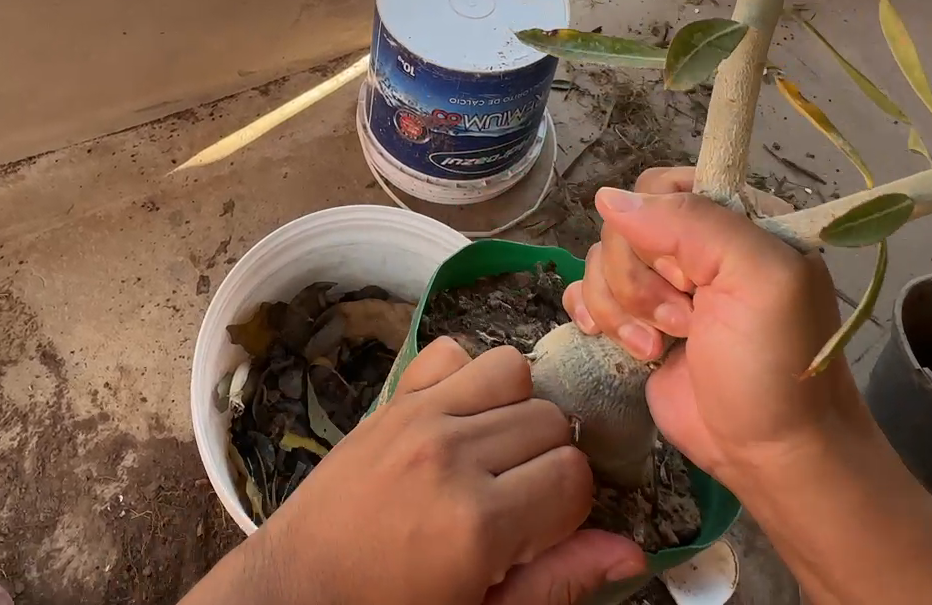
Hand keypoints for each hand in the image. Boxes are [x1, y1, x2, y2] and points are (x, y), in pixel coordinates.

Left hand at [201, 339, 647, 604]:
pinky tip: (459, 417)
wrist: (300, 586)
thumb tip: (631, 549)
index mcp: (478, 523)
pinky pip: (450, 351)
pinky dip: (466, 373)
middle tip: (518, 495)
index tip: (545, 525)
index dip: (573, 504)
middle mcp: (451, 453)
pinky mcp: (392, 397)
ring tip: (495, 450)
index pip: (574, 476)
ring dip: (517, 406)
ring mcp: (417, 414)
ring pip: (512, 370)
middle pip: (550, 419)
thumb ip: (556, 581)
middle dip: (549, 457)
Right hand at [561, 168, 870, 489]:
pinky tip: (626, 345)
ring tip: (662, 345)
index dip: (659, 232)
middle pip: (621, 228)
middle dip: (640, 281)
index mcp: (734, 218)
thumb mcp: (758, 280)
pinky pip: (585, 290)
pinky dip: (594, 315)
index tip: (690, 277)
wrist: (768, 456)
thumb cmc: (775, 367)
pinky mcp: (633, 317)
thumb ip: (693, 223)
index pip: (660, 186)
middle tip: (683, 322)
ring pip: (598, 261)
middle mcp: (694, 244)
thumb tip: (606, 197)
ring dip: (622, 309)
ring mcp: (661, 282)